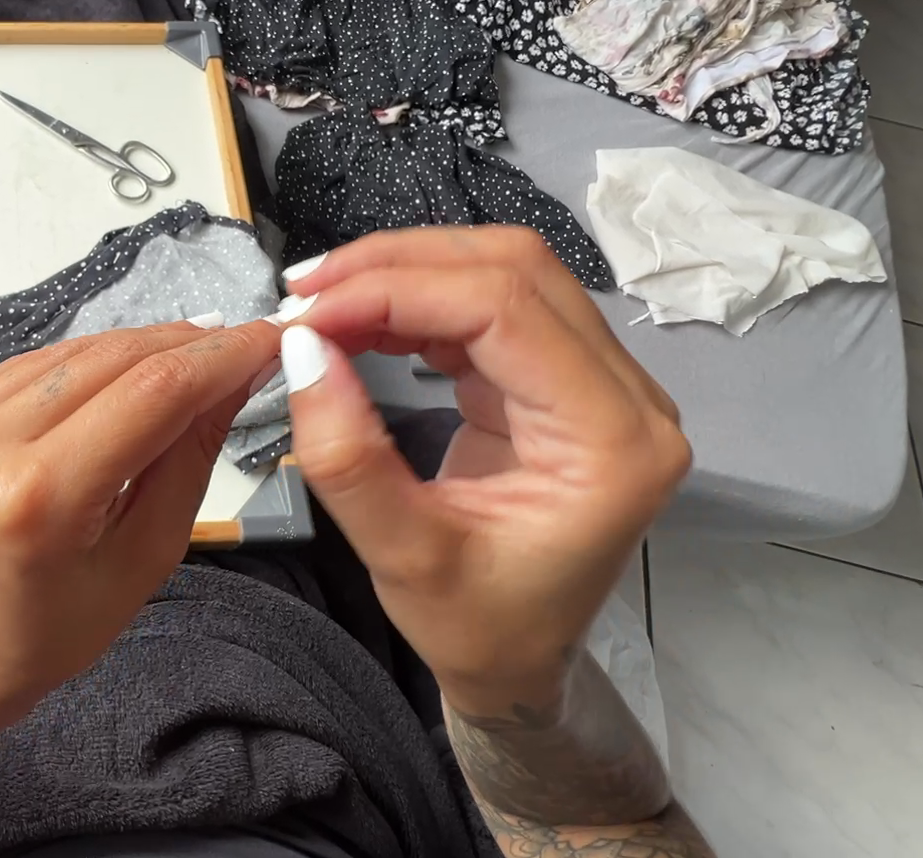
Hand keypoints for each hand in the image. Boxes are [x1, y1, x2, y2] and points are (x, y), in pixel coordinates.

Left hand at [0, 319, 281, 743]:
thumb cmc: (55, 627)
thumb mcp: (146, 555)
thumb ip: (192, 454)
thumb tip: (237, 372)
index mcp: (40, 498)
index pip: (152, 393)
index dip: (221, 355)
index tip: (270, 336)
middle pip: (109, 360)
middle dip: (184, 344)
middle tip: (238, 341)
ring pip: (68, 352)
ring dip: (136, 347)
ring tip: (187, 354)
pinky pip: (28, 367)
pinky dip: (81, 365)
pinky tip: (116, 374)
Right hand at [280, 228, 689, 717]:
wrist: (518, 659)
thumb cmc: (474, 625)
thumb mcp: (400, 555)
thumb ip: (346, 455)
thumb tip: (300, 350)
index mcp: (609, 440)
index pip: (503, 309)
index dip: (395, 291)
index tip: (306, 316)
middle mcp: (622, 393)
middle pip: (511, 267)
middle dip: (395, 263)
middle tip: (305, 292)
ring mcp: (592, 380)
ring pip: (498, 273)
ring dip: (401, 272)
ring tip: (321, 302)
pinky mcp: (550, 379)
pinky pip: (482, 306)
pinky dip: (411, 300)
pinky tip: (359, 322)